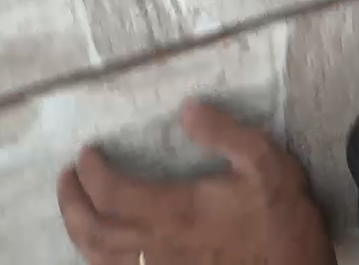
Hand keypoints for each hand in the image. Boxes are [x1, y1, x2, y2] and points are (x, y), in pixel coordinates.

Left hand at [58, 99, 335, 264]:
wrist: (291, 264)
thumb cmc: (278, 209)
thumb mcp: (262, 157)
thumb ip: (223, 132)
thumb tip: (186, 109)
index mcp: (176, 211)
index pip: (114, 194)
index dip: (93, 173)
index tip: (87, 152)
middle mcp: (158, 245)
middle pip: (94, 232)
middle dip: (72, 203)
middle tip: (67, 176)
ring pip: (99, 258)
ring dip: (78, 231)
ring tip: (75, 207)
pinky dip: (98, 258)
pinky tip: (102, 245)